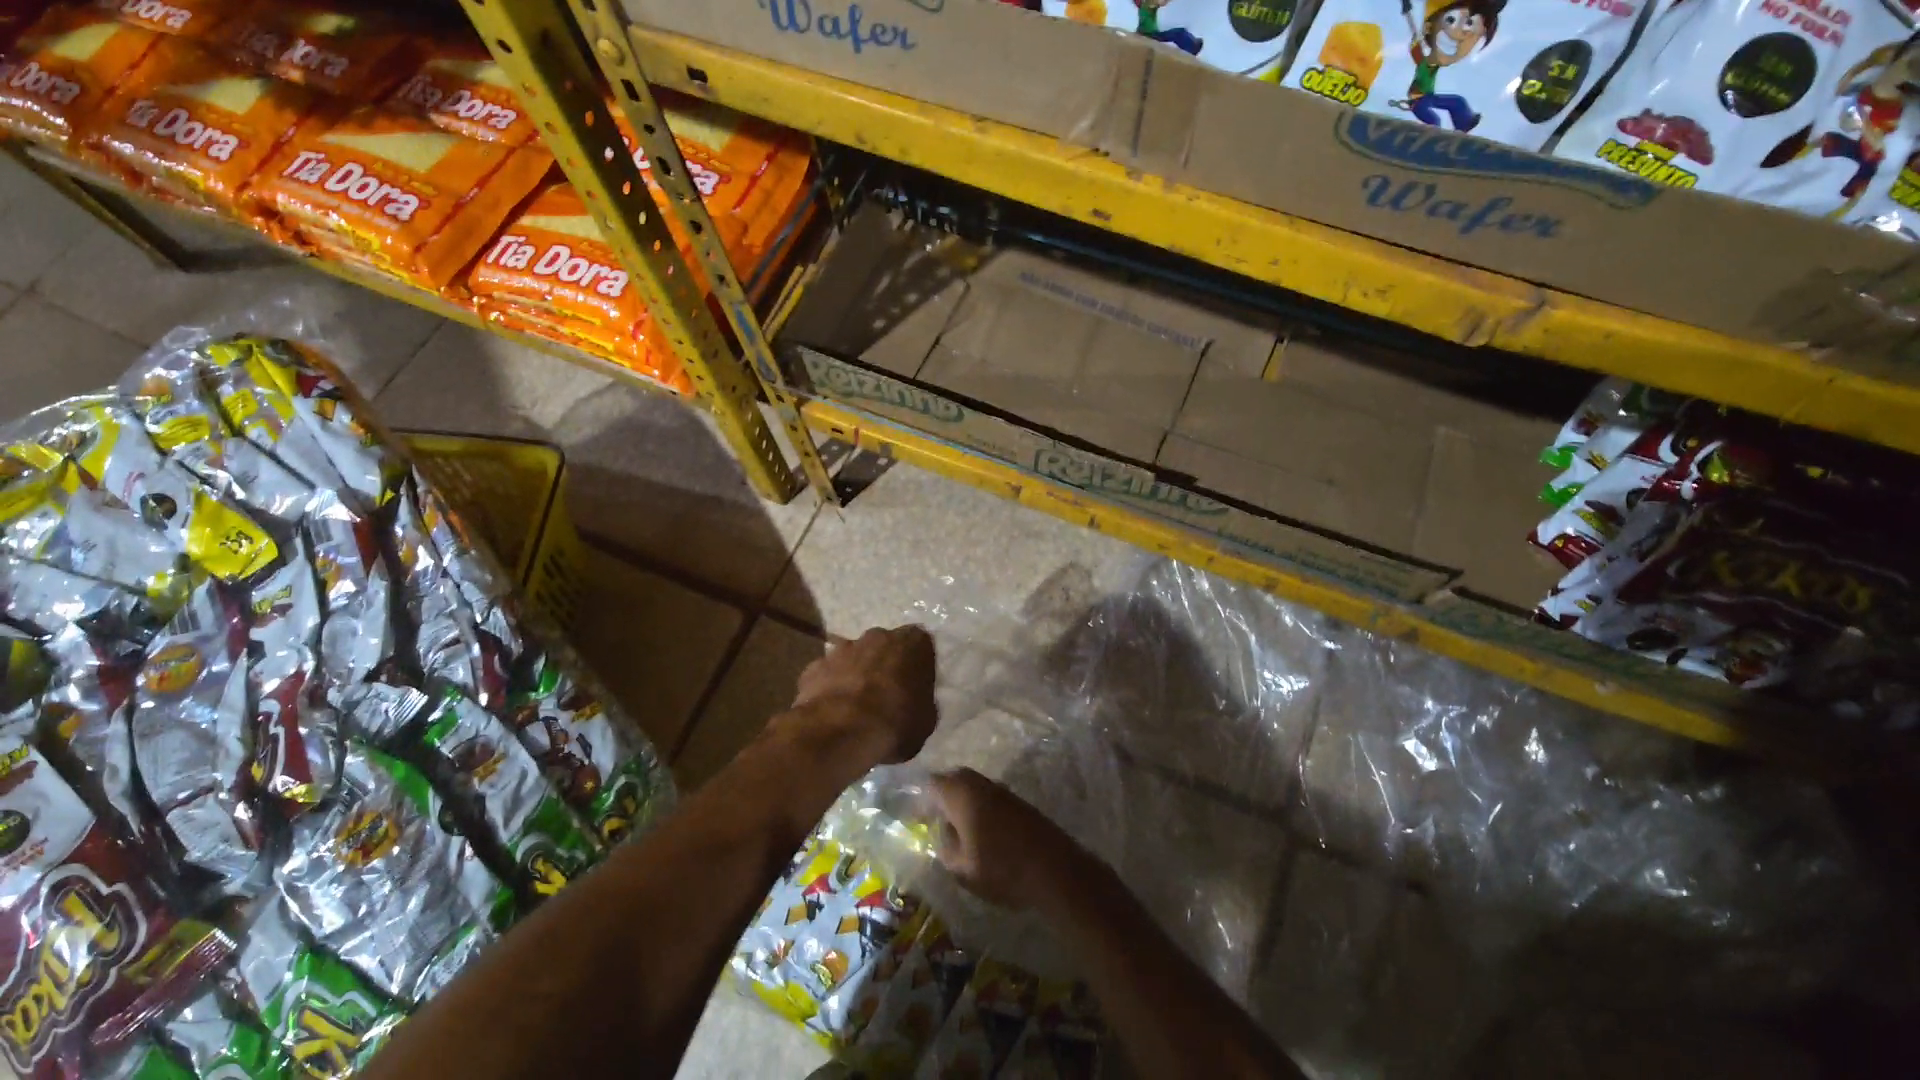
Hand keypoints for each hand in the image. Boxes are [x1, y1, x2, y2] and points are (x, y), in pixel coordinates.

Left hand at [790, 625, 937, 765]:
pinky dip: (830, 689)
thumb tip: (915, 703)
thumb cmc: (895, 723)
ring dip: (856, 676)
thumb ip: (922, 702)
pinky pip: (827, 675)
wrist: (841, 732)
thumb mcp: (926, 720)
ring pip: (853, 658)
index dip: (917, 665)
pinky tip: (832, 713)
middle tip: (886, 695)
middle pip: (884, 646)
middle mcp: (877, 636)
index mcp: (912, 643)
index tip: (914, 685)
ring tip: (856, 708)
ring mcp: (841, 648)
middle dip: (884, 665)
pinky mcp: (814, 666)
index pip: (920, 644)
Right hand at [928, 768, 1090, 911]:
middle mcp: (982, 785)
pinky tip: (981, 830)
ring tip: (956, 827)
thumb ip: (945, 847)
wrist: (1054, 870)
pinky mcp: (1020, 803)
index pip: (932, 783)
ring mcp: (1004, 791)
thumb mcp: (961, 868)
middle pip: (954, 778)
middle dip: (941, 794)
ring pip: (974, 786)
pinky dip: (980, 806)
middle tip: (934, 818)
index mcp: (961, 795)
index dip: (920, 799)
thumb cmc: (1001, 869)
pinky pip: (990, 796)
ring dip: (962, 800)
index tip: (916, 817)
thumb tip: (944, 833)